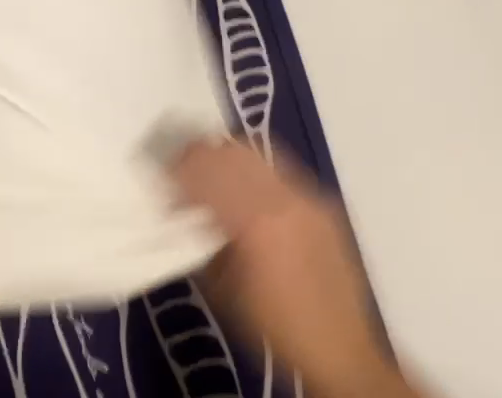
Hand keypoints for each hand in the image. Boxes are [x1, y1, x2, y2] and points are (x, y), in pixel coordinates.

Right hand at [174, 139, 424, 397]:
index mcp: (253, 221)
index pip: (202, 169)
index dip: (173, 167)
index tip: (158, 178)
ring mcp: (306, 198)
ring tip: (207, 174)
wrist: (342, 351)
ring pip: (253, 153)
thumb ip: (198, 242)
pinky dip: (250, 170)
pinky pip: (277, 170)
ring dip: (223, 157)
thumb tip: (178, 213)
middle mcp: (282, 199)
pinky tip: (242, 191)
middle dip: (195, 155)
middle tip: (176, 170)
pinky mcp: (321, 205)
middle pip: (227, 150)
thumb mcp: (221, 289)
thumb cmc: (273, 326)